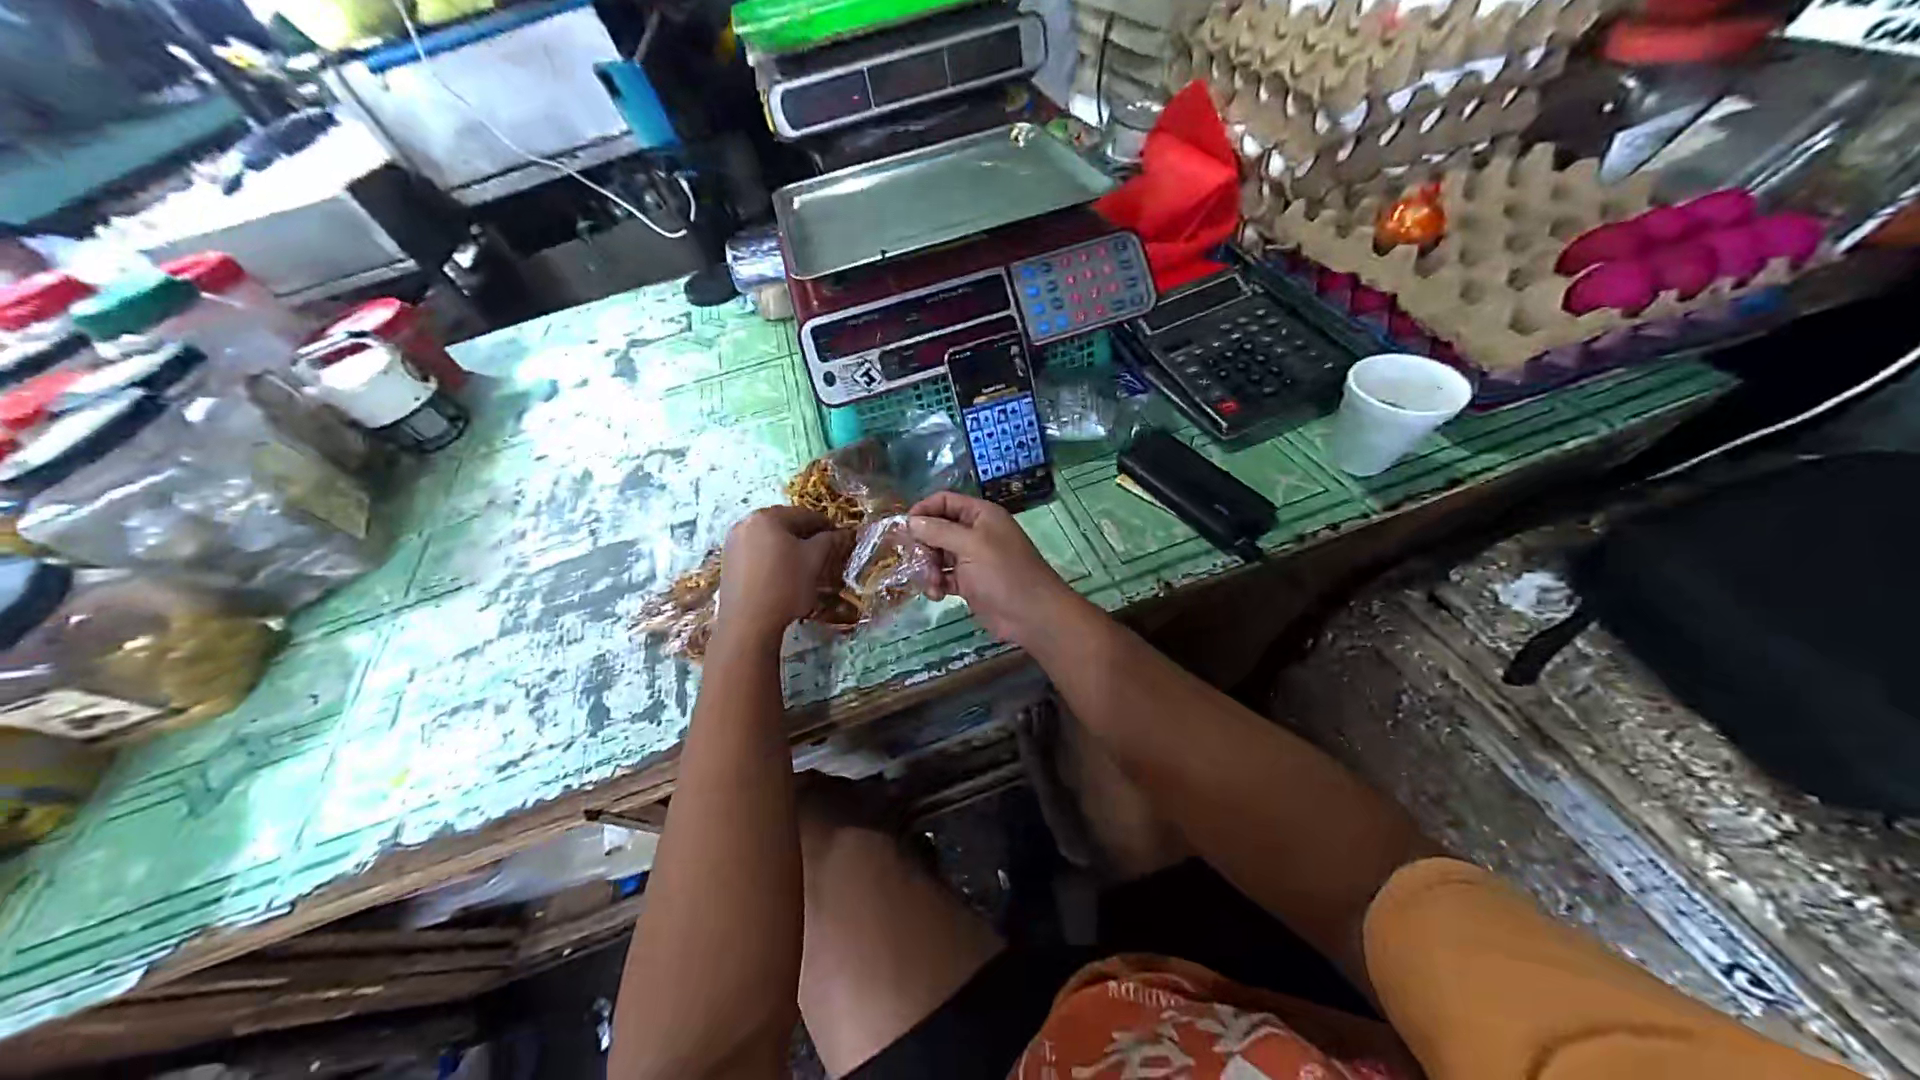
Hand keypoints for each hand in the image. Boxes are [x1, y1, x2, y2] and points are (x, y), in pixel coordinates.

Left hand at [715, 507, 849, 646]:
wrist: (748, 623)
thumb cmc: (785, 585)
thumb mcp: (814, 561)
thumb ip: (830, 541)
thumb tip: (844, 533)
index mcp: (767, 517)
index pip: (804, 514)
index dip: (826, 525)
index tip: (840, 536)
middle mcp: (746, 524)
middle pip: (784, 525)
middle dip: (806, 536)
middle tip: (824, 551)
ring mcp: (733, 544)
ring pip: (769, 539)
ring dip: (789, 547)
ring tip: (805, 564)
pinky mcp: (728, 563)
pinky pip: (757, 553)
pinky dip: (773, 558)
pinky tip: (783, 574)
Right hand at [908, 492, 1086, 646]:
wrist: (1031, 615)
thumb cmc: (1004, 573)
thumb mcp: (970, 546)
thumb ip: (939, 531)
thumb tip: (911, 521)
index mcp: (980, 515)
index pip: (944, 502)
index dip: (923, 511)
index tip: (905, 529)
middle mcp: (975, 532)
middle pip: (937, 529)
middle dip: (924, 545)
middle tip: (918, 562)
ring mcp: (972, 558)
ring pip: (937, 555)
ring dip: (928, 568)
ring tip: (931, 584)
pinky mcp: (969, 582)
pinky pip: (943, 576)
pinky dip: (936, 583)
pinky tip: (937, 594)